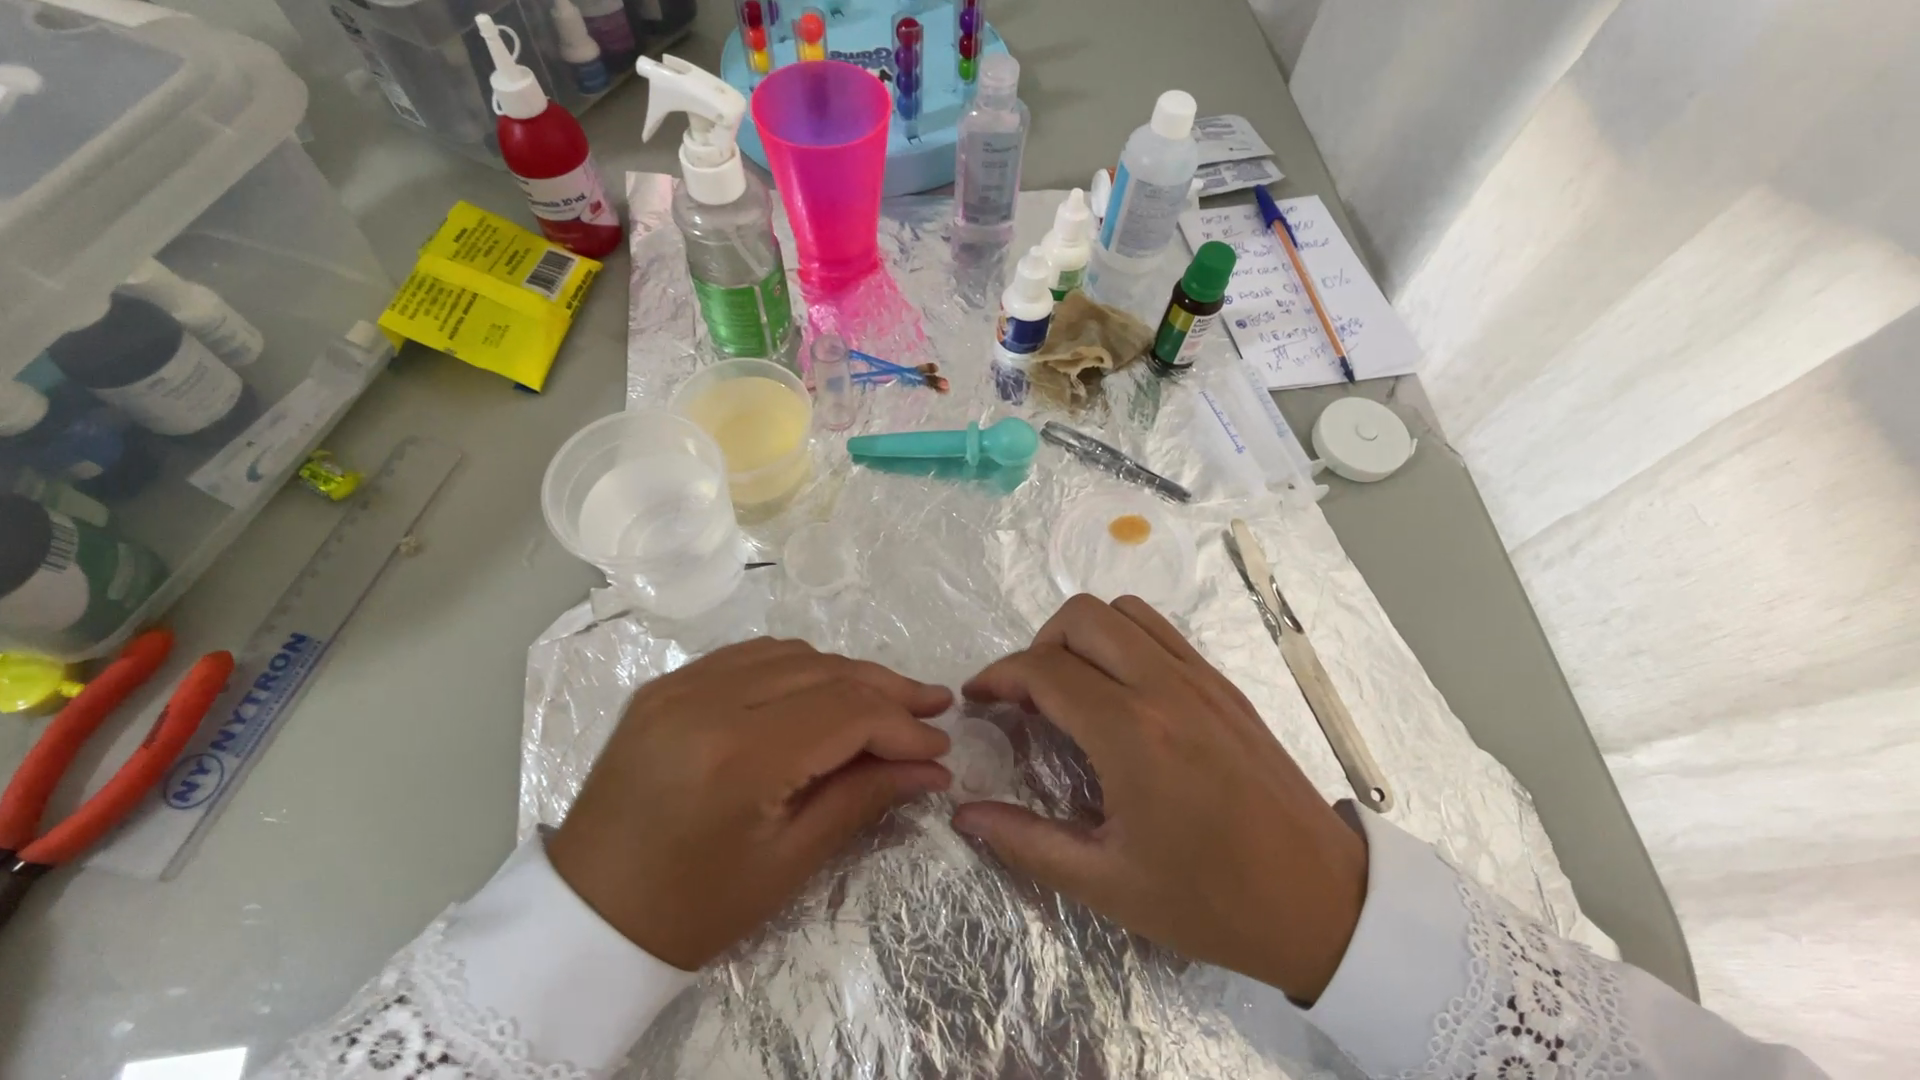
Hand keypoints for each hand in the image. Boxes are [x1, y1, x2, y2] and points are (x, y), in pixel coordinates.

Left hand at [548, 639, 953, 969]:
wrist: (587, 916)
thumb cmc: (693, 909)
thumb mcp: (789, 863)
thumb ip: (863, 799)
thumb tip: (932, 767)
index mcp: (737, 755)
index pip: (847, 711)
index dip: (903, 725)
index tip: (940, 747)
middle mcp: (707, 700)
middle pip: (825, 671)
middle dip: (887, 689)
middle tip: (934, 707)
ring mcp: (679, 685)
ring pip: (792, 653)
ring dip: (845, 674)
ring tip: (886, 704)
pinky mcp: (664, 685)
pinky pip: (750, 656)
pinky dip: (798, 668)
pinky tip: (822, 693)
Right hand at [953, 595, 1368, 1003]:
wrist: (1324, 902)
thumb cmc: (1212, 901)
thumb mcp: (1108, 884)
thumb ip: (1027, 842)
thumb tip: (965, 813)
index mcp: (1132, 734)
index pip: (1044, 668)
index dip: (998, 676)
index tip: (979, 700)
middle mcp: (1166, 688)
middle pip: (1081, 617)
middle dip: (1037, 646)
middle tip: (1027, 698)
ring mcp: (1202, 680)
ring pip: (1125, 612)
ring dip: (1083, 636)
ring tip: (1072, 689)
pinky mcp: (1226, 687)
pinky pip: (1162, 632)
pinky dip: (1125, 641)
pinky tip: (1121, 694)